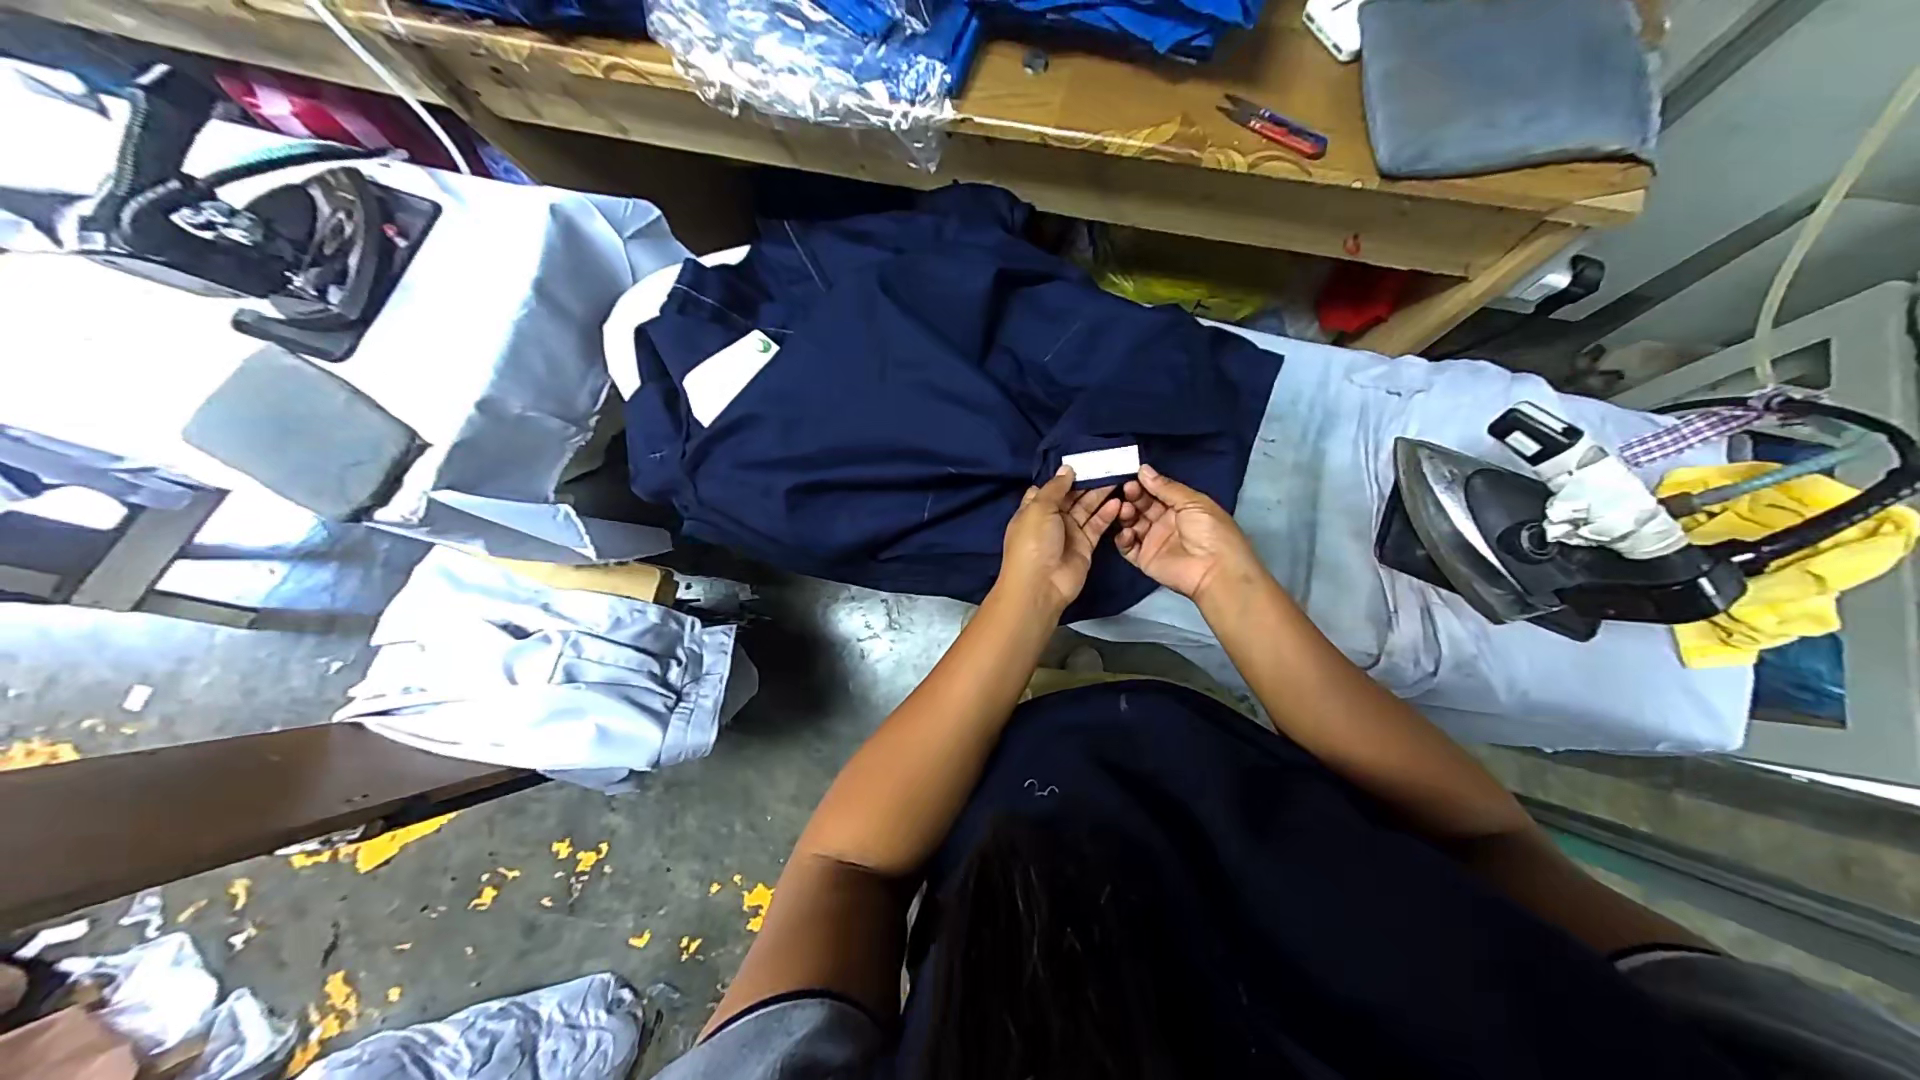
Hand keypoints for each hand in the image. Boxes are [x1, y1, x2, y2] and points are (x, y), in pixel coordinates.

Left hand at [998, 467, 1120, 612]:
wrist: (1041, 584)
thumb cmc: (1033, 542)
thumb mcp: (1039, 508)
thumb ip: (1055, 488)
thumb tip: (1067, 469)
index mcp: (1034, 509)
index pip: (1050, 488)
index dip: (1065, 476)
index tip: (1084, 461)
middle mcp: (1051, 519)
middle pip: (1072, 496)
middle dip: (1087, 482)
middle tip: (1109, 466)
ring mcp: (1069, 533)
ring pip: (1087, 509)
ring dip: (1100, 495)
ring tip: (1119, 478)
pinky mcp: (1085, 545)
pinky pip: (1097, 525)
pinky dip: (1107, 514)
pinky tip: (1118, 502)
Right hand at [1114, 464, 1260, 599]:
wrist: (1215, 570)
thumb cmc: (1210, 532)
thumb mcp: (1193, 502)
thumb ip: (1166, 487)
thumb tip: (1143, 470)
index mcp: (1180, 507)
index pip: (1156, 492)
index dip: (1144, 484)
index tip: (1132, 477)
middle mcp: (1165, 522)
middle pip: (1142, 506)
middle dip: (1133, 497)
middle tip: (1126, 491)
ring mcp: (1154, 541)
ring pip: (1131, 524)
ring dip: (1125, 515)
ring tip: (1125, 510)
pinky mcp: (1145, 558)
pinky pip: (1127, 547)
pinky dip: (1122, 538)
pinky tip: (1127, 532)